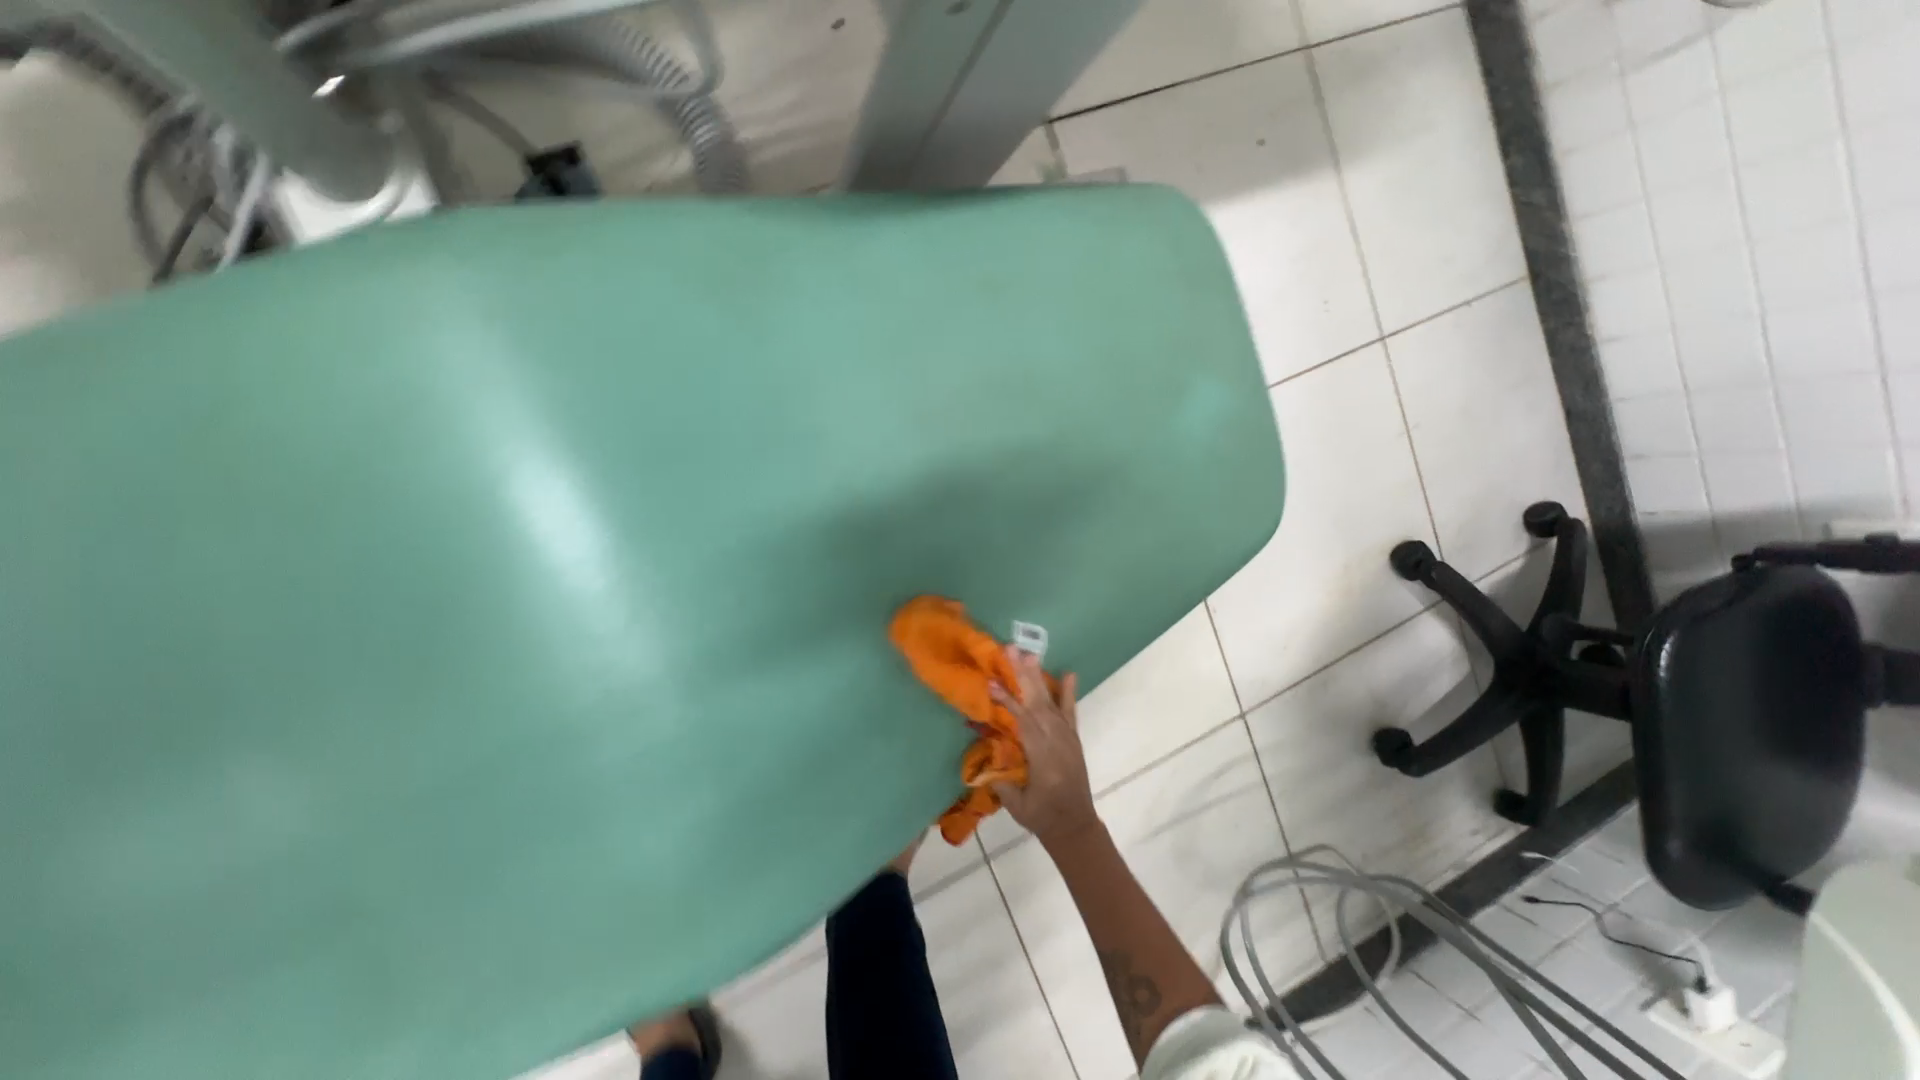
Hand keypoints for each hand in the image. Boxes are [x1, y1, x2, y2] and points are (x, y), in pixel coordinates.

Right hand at [989, 647, 1099, 847]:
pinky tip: (1068, 674)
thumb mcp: (1016, 803)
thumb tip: (984, 757)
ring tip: (1029, 654)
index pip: (1023, 722)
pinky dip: (1068, 693)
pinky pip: (1070, 712)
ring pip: (1051, 703)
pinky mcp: (1073, 739)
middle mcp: (1057, 742)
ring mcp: (1067, 738)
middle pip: (1038, 703)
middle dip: (1024, 676)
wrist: (1075, 826)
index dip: (1008, 701)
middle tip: (1012, 650)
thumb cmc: (1041, 817)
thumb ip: (1002, 779)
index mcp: (1042, 757)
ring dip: (1039, 677)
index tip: (991, 683)